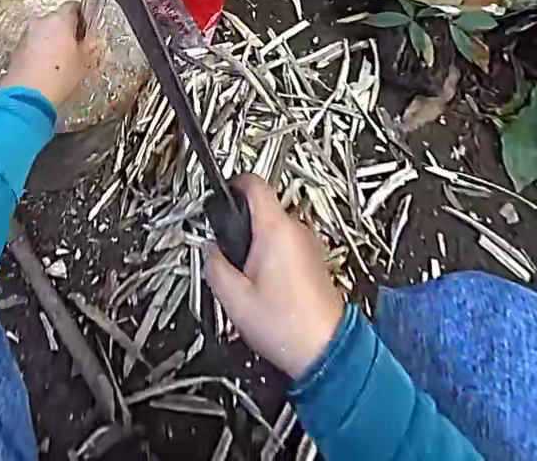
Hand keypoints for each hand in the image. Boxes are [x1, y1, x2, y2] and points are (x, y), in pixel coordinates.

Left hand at [0, 1, 90, 107]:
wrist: (28, 94)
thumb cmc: (59, 75)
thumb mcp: (82, 61)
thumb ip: (86, 47)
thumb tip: (88, 42)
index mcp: (60, 19)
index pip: (73, 7)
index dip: (81, 17)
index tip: (85, 31)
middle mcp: (42, 22)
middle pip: (57, 19)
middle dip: (65, 30)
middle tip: (74, 48)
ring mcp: (27, 34)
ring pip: (43, 31)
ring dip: (51, 40)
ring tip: (59, 61)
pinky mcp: (17, 47)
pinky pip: (32, 43)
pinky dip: (39, 50)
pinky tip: (45, 67)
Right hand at [205, 174, 344, 377]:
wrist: (326, 352)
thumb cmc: (286, 326)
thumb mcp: (234, 297)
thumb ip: (214, 264)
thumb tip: (210, 249)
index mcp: (274, 229)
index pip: (253, 183)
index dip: (232, 183)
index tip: (221, 195)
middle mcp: (294, 229)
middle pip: (261, 206)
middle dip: (241, 223)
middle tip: (229, 249)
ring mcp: (307, 243)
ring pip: (273, 226)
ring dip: (257, 241)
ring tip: (247, 274)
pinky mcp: (313, 258)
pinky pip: (286, 242)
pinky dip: (272, 253)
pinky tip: (265, 283)